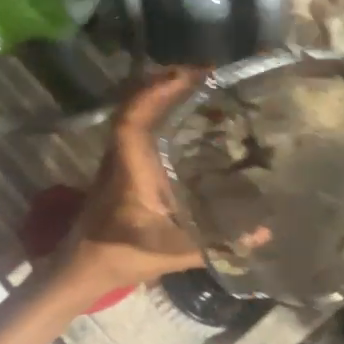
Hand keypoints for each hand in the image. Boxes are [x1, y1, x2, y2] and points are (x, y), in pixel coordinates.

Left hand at [57, 70, 212, 291]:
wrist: (81, 268)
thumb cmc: (120, 257)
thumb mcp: (171, 252)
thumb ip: (215, 244)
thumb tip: (263, 233)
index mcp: (129, 168)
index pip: (134, 117)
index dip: (157, 91)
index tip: (189, 74)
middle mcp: (120, 156)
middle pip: (133, 106)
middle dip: (163, 84)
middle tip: (203, 75)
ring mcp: (117, 161)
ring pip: (132, 116)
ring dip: (159, 97)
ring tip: (197, 88)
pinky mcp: (119, 169)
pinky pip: (135, 129)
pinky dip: (156, 115)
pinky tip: (183, 119)